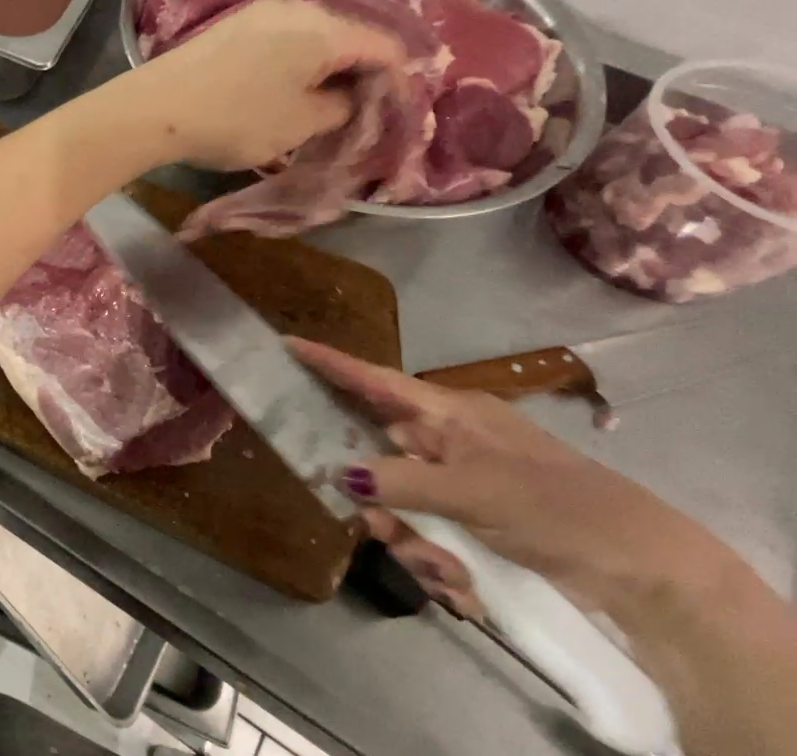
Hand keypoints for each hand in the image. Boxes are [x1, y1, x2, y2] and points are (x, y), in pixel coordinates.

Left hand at [136, 0, 403, 170]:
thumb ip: (342, 107)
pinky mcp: (228, 27)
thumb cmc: (234, 118)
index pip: (385, 47)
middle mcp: (295, 7)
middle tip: (356, 112)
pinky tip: (281, 91)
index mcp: (324, 26)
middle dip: (357, 73)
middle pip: (347, 36)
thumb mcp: (300, 123)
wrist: (151, 109)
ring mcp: (257, 13)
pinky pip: (278, 41)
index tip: (390, 114)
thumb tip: (354, 96)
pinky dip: (290, 64)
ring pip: (311, 38)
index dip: (396, 81)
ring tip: (318, 106)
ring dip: (321, 69)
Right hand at [287, 337, 714, 619]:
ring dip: (412, 542)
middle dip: (377, 500)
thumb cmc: (557, 507)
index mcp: (451, 416)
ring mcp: (459, 488)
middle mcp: (447, 446)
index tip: (285, 345)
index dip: (331, 364)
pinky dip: (435, 562)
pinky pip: (422, 537)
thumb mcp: (473, 490)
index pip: (375, 382)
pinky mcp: (472, 526)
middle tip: (380, 526)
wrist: (643, 573)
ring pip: (395, 506)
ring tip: (448, 571)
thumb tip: (341, 474)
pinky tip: (463, 585)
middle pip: (376, 458)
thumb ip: (400, 481)